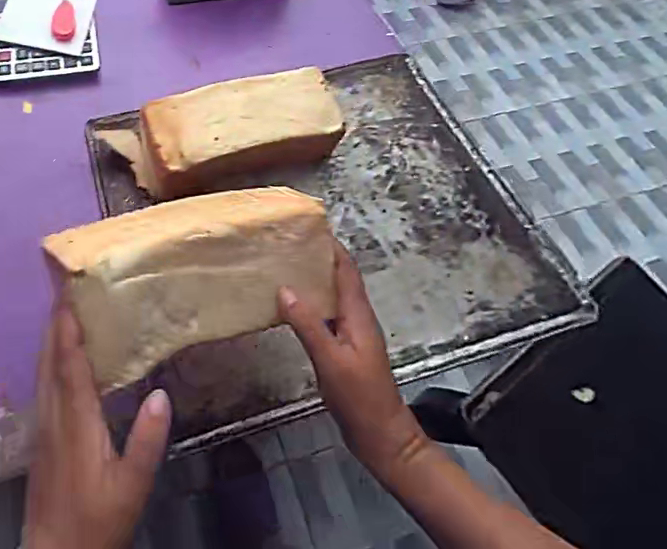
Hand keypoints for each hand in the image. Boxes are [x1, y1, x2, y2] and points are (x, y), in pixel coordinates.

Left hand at [22, 304, 171, 548]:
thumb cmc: (95, 521)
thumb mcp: (131, 486)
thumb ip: (146, 441)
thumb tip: (162, 394)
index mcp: (75, 421)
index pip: (69, 364)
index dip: (68, 327)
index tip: (71, 293)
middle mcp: (53, 415)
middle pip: (49, 357)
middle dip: (56, 320)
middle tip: (66, 285)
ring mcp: (43, 424)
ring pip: (41, 368)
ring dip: (50, 335)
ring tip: (63, 308)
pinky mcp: (40, 435)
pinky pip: (42, 381)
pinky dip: (49, 356)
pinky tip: (58, 353)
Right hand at [279, 242, 432, 484]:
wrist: (382, 438)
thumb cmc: (360, 397)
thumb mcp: (330, 360)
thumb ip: (307, 324)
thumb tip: (284, 287)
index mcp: (359, 314)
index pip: (346, 269)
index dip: (331, 247)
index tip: (308, 228)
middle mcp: (357, 318)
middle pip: (339, 278)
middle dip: (317, 258)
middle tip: (287, 245)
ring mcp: (352, 334)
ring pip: (332, 296)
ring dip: (313, 281)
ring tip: (284, 268)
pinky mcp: (345, 348)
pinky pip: (326, 315)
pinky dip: (310, 304)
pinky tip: (291, 308)